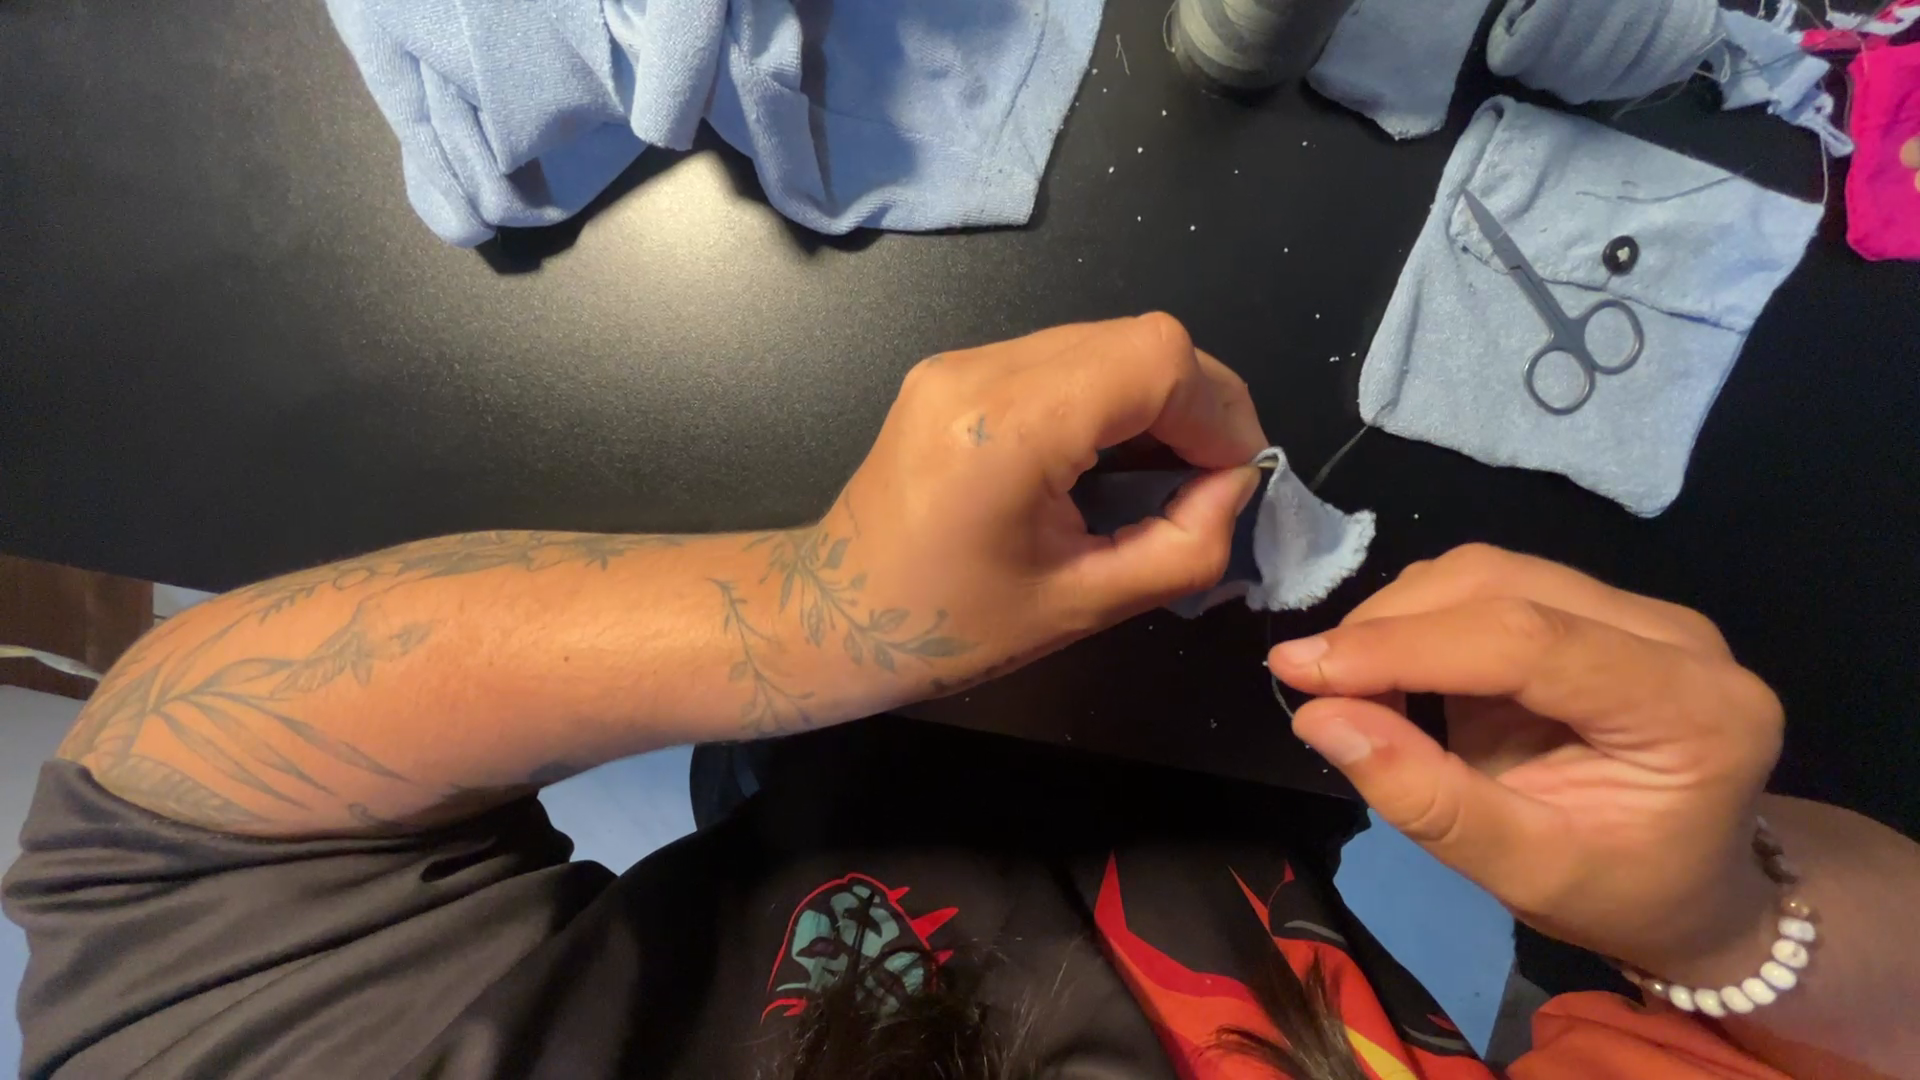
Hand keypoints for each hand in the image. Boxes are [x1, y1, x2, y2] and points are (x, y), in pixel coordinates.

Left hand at [830, 314, 1265, 704]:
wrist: (836, 613)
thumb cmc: (948, 628)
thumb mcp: (1082, 606)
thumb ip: (1183, 546)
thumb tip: (1235, 486)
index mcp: (1009, 428)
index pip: (1155, 359)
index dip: (1220, 409)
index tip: (1235, 474)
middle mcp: (980, 371)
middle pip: (1134, 337)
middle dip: (1195, 401)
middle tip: (1209, 473)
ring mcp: (958, 362)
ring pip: (1099, 341)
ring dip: (1151, 397)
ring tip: (1161, 469)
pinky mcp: (951, 372)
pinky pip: (1056, 358)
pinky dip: (1104, 396)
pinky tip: (1103, 454)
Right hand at [1267, 545, 1784, 978]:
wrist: (1686, 885)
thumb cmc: (1616, 892)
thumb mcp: (1518, 872)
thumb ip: (1422, 796)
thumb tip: (1317, 717)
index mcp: (1690, 708)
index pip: (1521, 640)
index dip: (1398, 646)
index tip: (1297, 668)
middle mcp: (1668, 634)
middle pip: (1492, 584)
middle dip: (1384, 626)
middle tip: (1316, 682)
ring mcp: (1627, 608)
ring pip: (1476, 571)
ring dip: (1391, 617)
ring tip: (1354, 684)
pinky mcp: (1580, 604)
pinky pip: (1474, 583)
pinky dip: (1409, 617)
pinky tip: (1391, 667)